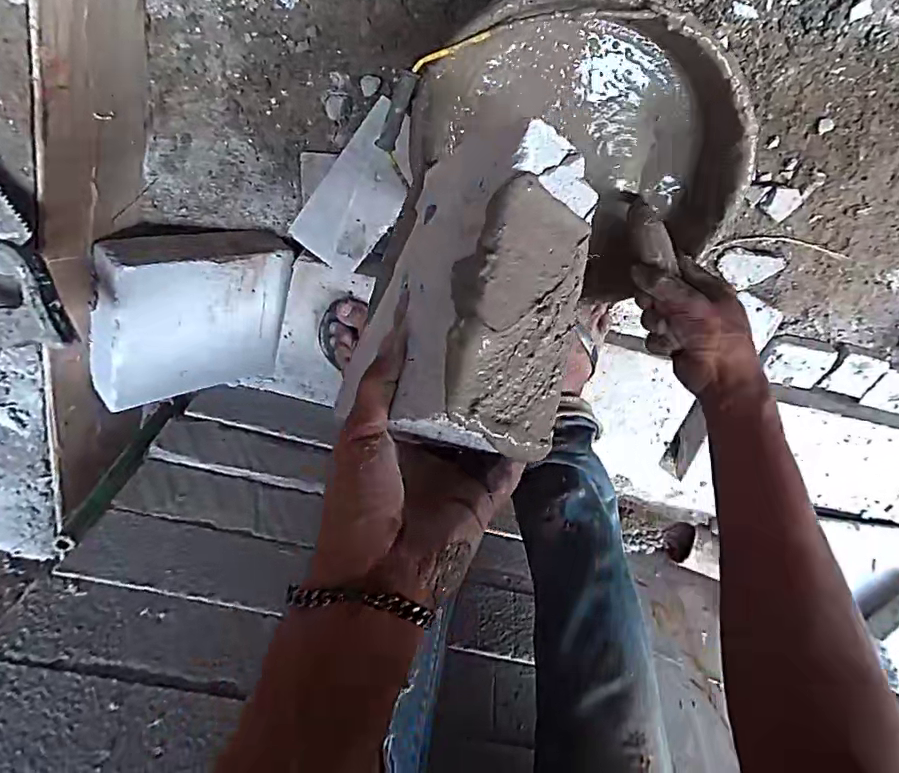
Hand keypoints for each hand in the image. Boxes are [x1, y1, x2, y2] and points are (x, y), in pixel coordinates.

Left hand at [307, 298, 523, 604]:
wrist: (381, 574)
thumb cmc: (360, 501)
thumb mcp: (358, 436)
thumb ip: (377, 388)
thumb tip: (392, 334)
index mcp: (396, 435)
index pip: (419, 388)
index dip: (433, 360)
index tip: (453, 323)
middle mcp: (431, 448)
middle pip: (459, 407)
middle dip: (475, 380)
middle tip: (498, 338)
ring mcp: (461, 470)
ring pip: (487, 430)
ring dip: (503, 407)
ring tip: (526, 366)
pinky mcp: (486, 492)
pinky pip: (509, 462)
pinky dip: (523, 442)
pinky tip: (540, 412)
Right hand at [632, 256, 765, 401]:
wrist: (724, 382)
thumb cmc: (723, 343)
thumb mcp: (693, 304)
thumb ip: (665, 285)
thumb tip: (640, 270)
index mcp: (709, 288)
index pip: (679, 267)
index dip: (660, 270)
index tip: (645, 272)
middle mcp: (696, 304)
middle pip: (660, 291)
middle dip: (654, 301)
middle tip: (658, 307)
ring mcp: (684, 324)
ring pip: (653, 313)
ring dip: (656, 323)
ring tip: (671, 331)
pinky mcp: (674, 342)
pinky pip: (653, 335)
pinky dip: (659, 342)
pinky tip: (673, 346)